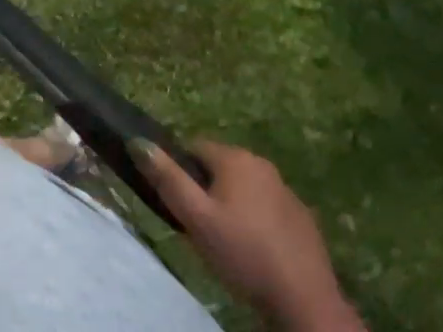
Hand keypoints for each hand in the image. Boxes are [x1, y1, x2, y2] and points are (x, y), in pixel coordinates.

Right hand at [136, 139, 362, 331]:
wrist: (304, 301)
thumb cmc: (241, 252)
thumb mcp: (194, 216)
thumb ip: (166, 177)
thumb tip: (138, 141)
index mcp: (236, 159)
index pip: (192, 147)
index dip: (179, 171)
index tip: (177, 201)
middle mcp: (264, 166)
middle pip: (218, 167)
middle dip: (204, 188)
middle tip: (196, 222)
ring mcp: (288, 192)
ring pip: (243, 188)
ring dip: (229, 203)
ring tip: (222, 238)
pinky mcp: (303, 219)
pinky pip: (265, 207)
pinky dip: (253, 219)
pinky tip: (252, 248)